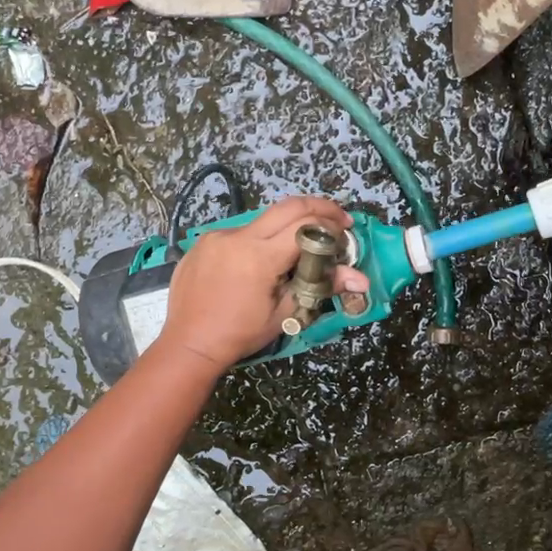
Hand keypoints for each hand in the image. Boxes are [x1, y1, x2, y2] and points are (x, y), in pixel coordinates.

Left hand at [156, 196, 371, 371]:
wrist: (189, 343)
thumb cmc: (240, 334)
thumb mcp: (285, 314)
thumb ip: (322, 287)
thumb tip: (362, 279)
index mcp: (259, 257)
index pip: (305, 225)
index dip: (330, 223)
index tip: (346, 230)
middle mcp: (238, 237)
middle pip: (287, 207)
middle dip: (317, 207)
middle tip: (336, 218)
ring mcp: (217, 236)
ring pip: (262, 220)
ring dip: (285, 226)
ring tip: (297, 247)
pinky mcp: (203, 241)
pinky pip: (239, 232)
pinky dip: (258, 240)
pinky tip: (259, 262)